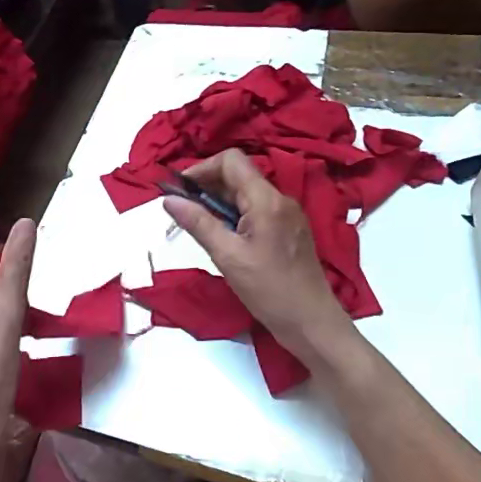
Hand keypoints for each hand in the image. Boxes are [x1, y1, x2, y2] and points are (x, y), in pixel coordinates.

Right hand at [162, 150, 355, 363]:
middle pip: (239, 175)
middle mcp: (281, 199)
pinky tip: (225, 238)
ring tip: (201, 226)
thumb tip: (169, 200)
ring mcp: (288, 214)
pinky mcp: (290, 230)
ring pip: (248, 194)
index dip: (202, 168)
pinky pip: (258, 210)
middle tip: (184, 210)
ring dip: (221, 202)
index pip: (231, 160)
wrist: (311, 321)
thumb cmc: (269, 290)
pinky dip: (237, 215)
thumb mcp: (227, 256)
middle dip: (208, 187)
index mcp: (267, 200)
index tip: (181, 191)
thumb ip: (198, 223)